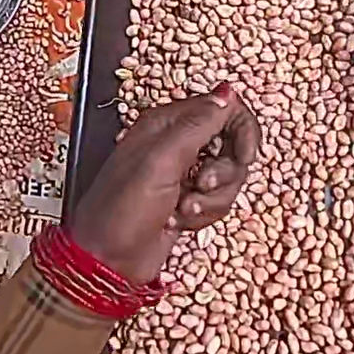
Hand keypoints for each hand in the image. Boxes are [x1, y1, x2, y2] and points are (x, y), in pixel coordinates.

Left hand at [70, 84, 262, 283]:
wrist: (108, 260)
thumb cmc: (123, 209)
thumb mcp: (161, 160)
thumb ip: (198, 124)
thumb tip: (227, 93)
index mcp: (168, 123)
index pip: (223, 108)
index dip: (241, 130)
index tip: (245, 156)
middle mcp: (177, 143)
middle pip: (231, 145)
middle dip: (224, 172)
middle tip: (201, 184)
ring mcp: (184, 173)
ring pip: (228, 177)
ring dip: (211, 198)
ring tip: (183, 208)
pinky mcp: (189, 200)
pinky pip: (219, 200)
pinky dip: (204, 214)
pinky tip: (178, 221)